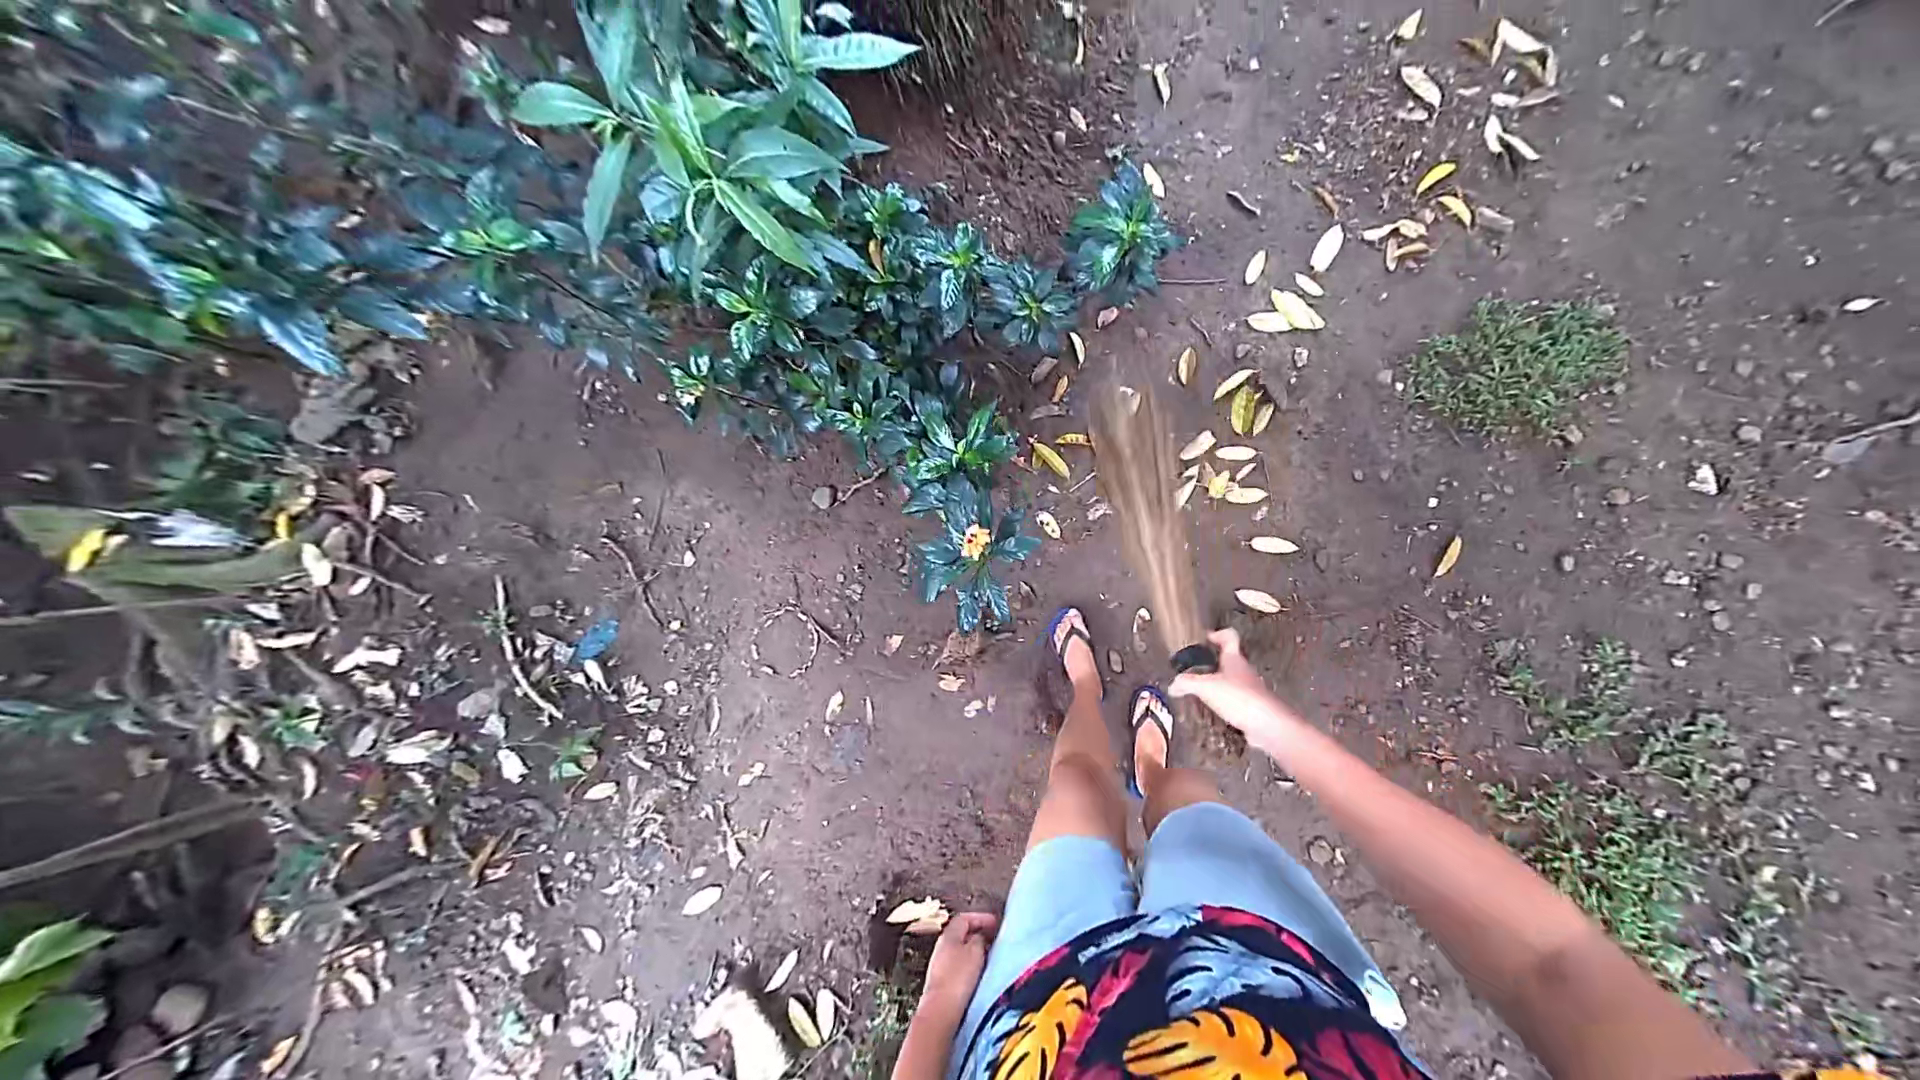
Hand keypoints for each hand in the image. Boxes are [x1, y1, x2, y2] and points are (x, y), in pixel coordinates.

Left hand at [917, 912, 997, 1021]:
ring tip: (990, 956)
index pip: (965, 918)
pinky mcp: (942, 983)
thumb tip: (981, 935)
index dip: (981, 918)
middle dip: (979, 934)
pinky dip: (970, 965)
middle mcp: (942, 947)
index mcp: (949, 935)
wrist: (940, 1012)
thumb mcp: (975, 952)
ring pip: (960, 951)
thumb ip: (980, 938)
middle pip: (962, 934)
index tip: (995, 922)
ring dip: (975, 951)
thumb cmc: (957, 979)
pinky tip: (979, 975)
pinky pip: (959, 967)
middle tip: (994, 938)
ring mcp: (940, 965)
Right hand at [1167, 628, 1282, 733]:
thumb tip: (1174, 685)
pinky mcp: (1251, 708)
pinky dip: (1223, 704)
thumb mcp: (1206, 687)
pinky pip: (1234, 702)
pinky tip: (1212, 712)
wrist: (1269, 726)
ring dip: (1218, 685)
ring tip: (1201, 692)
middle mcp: (1244, 672)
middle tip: (1198, 667)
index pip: (1229, 637)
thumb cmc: (1242, 700)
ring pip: (1232, 681)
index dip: (1218, 634)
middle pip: (1229, 660)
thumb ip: (1187, 683)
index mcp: (1234, 660)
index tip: (1207, 637)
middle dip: (1213, 663)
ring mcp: (1249, 690)